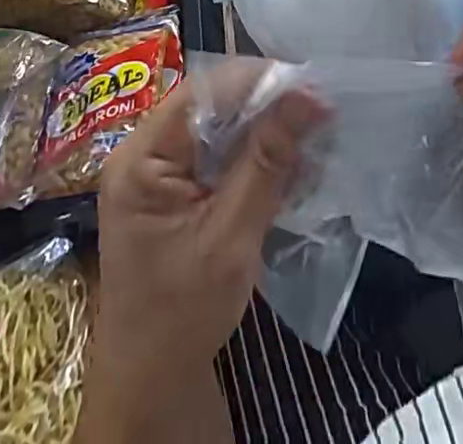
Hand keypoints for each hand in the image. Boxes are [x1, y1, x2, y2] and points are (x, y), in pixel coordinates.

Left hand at [91, 79, 324, 365]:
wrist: (151, 380)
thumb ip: (267, 162)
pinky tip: (292, 166)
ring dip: (268, 132)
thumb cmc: (183, 314)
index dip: (259, 82)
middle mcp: (144, 152)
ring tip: (314, 137)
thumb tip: (308, 96)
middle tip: (322, 113)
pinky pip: (220, 154)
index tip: (313, 88)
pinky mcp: (177, 188)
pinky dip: (257, 156)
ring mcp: (159, 170)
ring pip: (222, 127)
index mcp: (141, 158)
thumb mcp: (231, 236)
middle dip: (268, 106)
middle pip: (213, 105)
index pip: (204, 92)